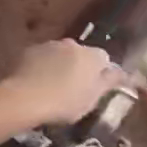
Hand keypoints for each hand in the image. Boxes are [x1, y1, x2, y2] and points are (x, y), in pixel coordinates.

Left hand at [0, 40, 127, 127]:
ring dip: (61, 65)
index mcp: (91, 55)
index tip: (96, 87)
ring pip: (60, 54)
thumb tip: (121, 73)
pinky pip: (42, 58)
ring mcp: (48, 45)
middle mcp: (71, 44)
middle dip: (80, 67)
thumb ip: (109, 82)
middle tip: (75, 88)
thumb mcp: (93, 98)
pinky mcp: (29, 51)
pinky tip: (38, 82)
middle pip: (81, 54)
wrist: (25, 98)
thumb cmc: (65, 102)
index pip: (103, 58)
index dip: (101, 73)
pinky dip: (43, 66)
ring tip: (54, 86)